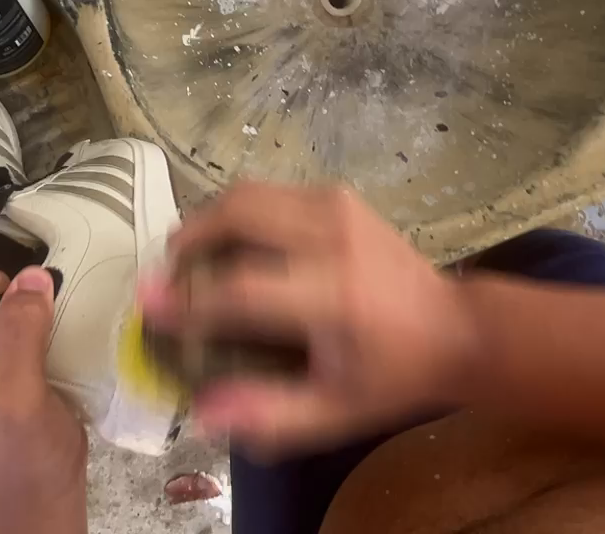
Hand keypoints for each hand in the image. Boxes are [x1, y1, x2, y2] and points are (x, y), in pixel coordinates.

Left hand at [0, 267, 86, 532]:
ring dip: (28, 313)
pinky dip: (33, 325)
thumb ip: (18, 333)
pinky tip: (51, 340)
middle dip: (15, 304)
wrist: (39, 499)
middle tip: (45, 326)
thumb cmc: (18, 455)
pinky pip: (11, 324)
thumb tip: (31, 274)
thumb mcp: (16, 393)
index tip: (34, 317)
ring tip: (50, 334)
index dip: (0, 300)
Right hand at [139, 183, 476, 457]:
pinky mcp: (337, 193)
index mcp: (334, 295)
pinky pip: (268, 191)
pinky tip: (231, 239)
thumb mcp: (335, 410)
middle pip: (238, 214)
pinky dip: (238, 211)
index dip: (189, 299)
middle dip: (191, 236)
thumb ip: (268, 412)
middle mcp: (332, 237)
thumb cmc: (392, 374)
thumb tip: (200, 411)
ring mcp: (336, 205)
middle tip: (168, 267)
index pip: (243, 287)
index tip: (148, 303)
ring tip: (190, 250)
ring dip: (209, 217)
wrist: (456, 326)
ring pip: (248, 193)